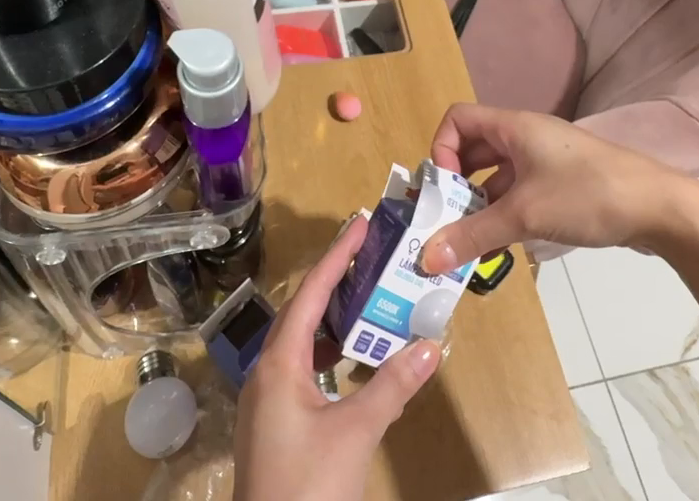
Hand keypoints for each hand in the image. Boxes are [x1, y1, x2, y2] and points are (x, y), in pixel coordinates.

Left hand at [234, 213, 441, 500]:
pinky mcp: (275, 422)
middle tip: (370, 257)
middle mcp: (267, 372)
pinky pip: (301, 369)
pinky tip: (351, 360)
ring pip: (300, 342)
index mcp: (278, 363)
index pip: (309, 293)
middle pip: (301, 312)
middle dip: (335, 282)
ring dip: (332, 320)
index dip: (337, 256)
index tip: (359, 224)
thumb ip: (391, 386)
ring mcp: (267, 399)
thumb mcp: (356, 432)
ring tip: (367, 300)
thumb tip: (431, 345)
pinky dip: (328, 354)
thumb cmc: (308, 485)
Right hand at [419, 104, 696, 273]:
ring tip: (472, 240)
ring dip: (481, 203)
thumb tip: (426, 258)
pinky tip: (505, 244)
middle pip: (474, 148)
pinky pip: (520, 191)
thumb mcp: (524, 215)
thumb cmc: (587, 195)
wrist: (659, 208)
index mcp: (514, 127)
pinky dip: (506, 212)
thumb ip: (473, 235)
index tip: (446, 189)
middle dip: (457, 183)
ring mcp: (547, 160)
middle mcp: (527, 136)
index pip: (458, 119)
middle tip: (449, 220)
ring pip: (497, 174)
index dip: (442, 148)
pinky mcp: (563, 183)